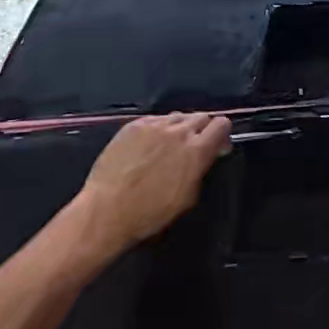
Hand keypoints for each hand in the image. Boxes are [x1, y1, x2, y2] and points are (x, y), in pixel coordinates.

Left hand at [72, 113, 229, 257]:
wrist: (107, 211)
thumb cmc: (150, 212)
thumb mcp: (188, 196)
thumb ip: (202, 168)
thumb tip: (209, 155)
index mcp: (197, 150)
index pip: (222, 124)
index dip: (222, 134)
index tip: (217, 145)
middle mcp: (179, 132)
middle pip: (202, 116)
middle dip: (203, 129)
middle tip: (193, 146)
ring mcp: (154, 126)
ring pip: (178, 116)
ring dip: (180, 128)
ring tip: (169, 145)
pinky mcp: (133, 126)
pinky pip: (155, 119)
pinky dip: (159, 128)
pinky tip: (150, 144)